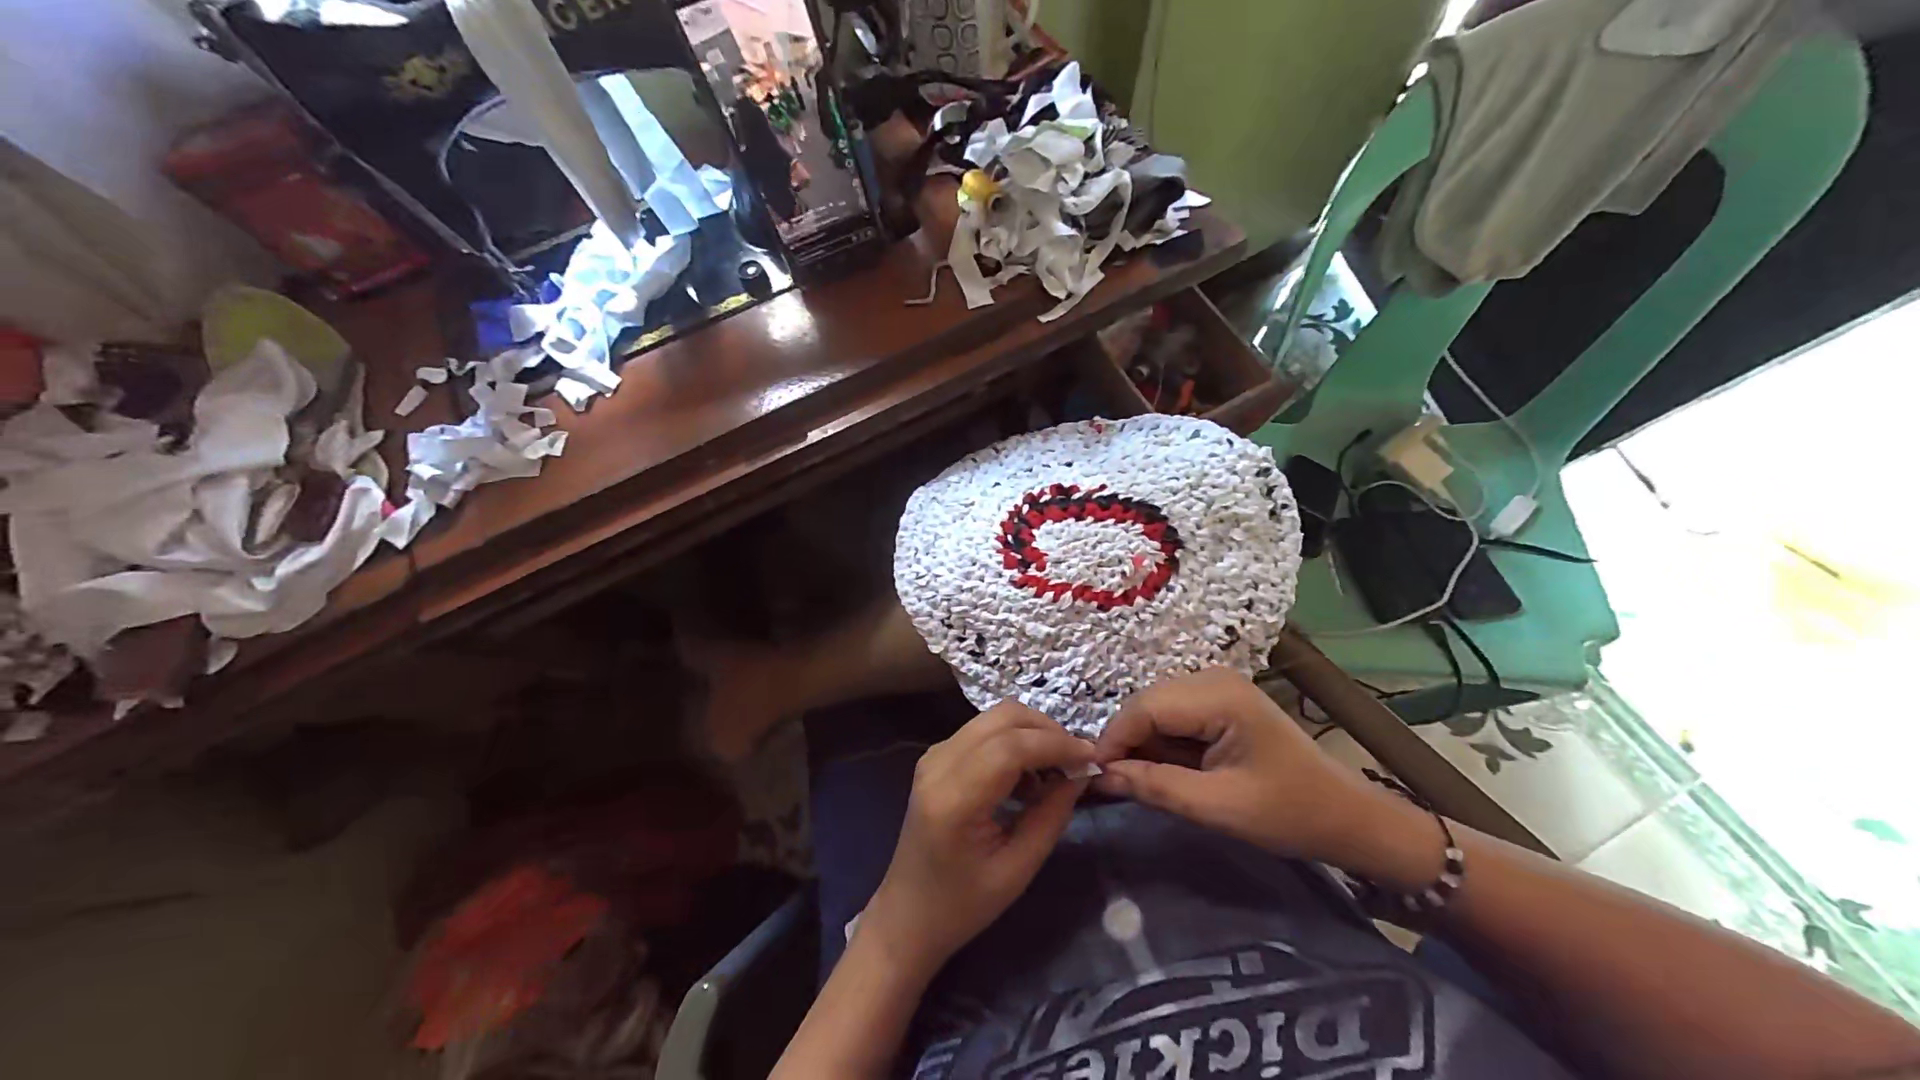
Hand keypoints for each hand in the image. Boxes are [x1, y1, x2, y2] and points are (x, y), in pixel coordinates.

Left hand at [861, 702, 1096, 974]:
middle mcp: (938, 765)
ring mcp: (933, 757)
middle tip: (1076, 761)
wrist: (907, 915)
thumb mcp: (1018, 870)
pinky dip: (1014, 742)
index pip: (1010, 746)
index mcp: (953, 799)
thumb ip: (1052, 815)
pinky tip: (1028, 778)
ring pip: (994, 718)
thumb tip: (1082, 772)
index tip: (1092, 758)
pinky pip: (983, 731)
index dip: (1056, 744)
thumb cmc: (962, 905)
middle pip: (1002, 717)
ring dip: (1031, 734)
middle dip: (1047, 730)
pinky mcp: (936, 757)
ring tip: (1055, 773)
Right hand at [1093, 668, 1408, 863]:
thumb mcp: (1217, 807)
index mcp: (1218, 696)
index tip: (1092, 778)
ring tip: (1132, 781)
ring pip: (1154, 709)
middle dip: (1124, 742)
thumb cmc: (1289, 812)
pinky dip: (1158, 742)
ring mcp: (1216, 686)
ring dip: (1140, 744)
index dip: (1113, 740)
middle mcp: (1212, 677)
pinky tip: (1159, 770)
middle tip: (1108, 783)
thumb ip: (1155, 786)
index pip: (1143, 708)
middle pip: (1145, 704)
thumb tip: (1100, 776)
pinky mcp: (1217, 701)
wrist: (1345, 816)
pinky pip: (1171, 715)